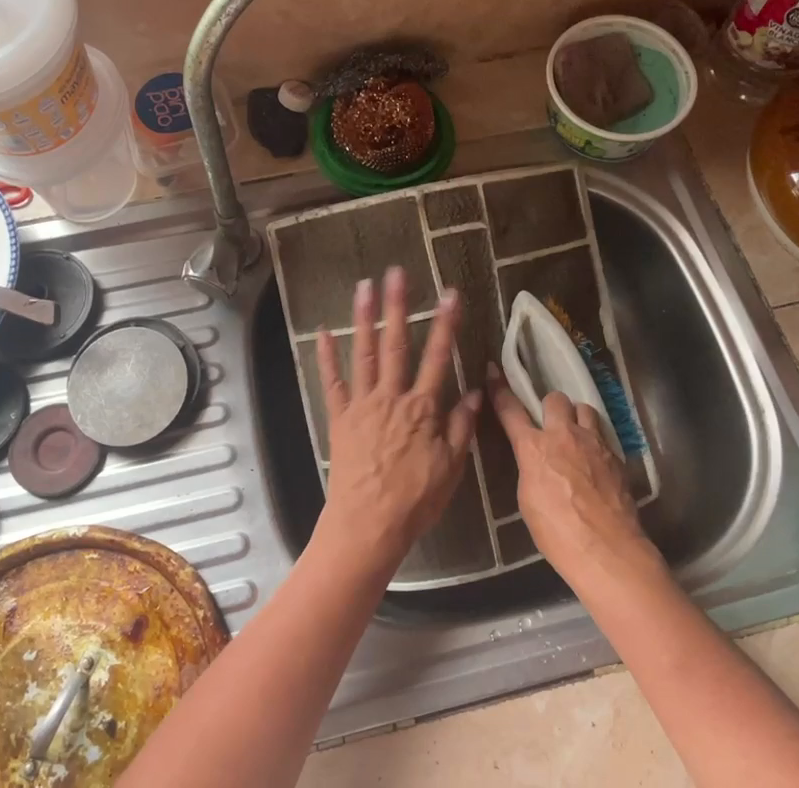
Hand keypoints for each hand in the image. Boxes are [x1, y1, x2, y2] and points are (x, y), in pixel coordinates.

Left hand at [314, 266, 479, 560]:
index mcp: (422, 409)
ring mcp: (362, 406)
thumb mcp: (451, 468)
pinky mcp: (340, 419)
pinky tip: (322, 332)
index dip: (445, 324)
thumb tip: (476, 392)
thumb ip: (461, 427)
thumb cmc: (414, 500)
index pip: (438, 357)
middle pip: (396, 345)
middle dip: (398, 307)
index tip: (450, 294)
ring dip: (363, 319)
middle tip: (397, 273)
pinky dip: (326, 357)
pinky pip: (332, 383)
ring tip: (364, 287)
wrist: (368, 524)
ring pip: (363, 354)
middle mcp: (391, 398)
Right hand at [488, 367, 650, 577]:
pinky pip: (602, 434)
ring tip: (575, 436)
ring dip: (576, 417)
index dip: (500, 389)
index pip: (511, 409)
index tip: (493, 371)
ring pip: (584, 409)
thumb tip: (536, 461)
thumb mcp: (527, 499)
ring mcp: (594, 443)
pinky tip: (594, 461)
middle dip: (550, 406)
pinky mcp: (616, 456)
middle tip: (549, 423)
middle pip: (555, 399)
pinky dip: (594, 440)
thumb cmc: (556, 533)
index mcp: (534, 448)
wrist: (606, 550)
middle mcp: (564, 436)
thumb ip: (530, 469)